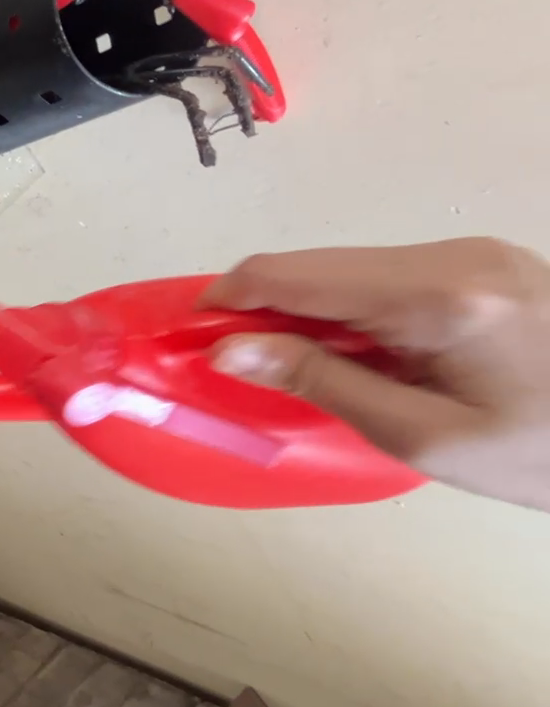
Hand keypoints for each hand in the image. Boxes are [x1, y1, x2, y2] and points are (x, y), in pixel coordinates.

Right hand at [201, 237, 549, 510]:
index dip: (223, 300)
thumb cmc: (540, 453)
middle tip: (240, 360)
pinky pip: (372, 271)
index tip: (192, 339)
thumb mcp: (416, 432)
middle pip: (307, 264)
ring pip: (335, 265)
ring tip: (303, 360)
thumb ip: (316, 379)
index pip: (288, 275)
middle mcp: (453, 257)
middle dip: (256, 306)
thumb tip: (225, 348)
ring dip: (296, 306)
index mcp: (437, 297)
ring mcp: (471, 254)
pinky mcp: (481, 262)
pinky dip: (336, 304)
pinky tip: (353, 345)